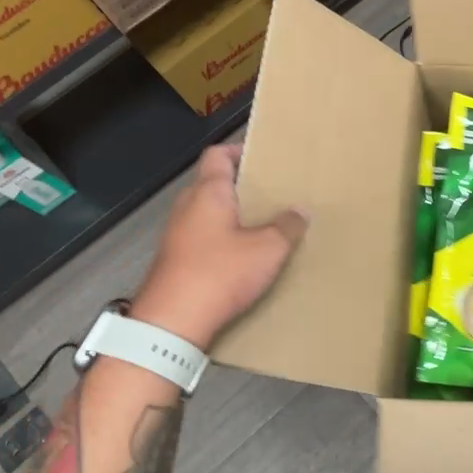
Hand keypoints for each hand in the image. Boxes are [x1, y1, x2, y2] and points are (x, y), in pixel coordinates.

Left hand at [132, 143, 307, 349]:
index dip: (239, 150)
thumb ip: (287, 226)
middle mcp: (187, 207)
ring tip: (265, 226)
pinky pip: (203, 238)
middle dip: (241, 186)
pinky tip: (245, 257)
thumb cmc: (220, 273)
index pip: (217, 155)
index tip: (263, 157)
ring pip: (208, 213)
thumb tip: (300, 211)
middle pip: (213, 183)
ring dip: (232, 216)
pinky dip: (222, 239)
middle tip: (273, 194)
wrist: (172, 322)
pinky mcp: (175, 260)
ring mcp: (177, 234)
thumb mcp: (268, 249)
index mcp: (208, 192)